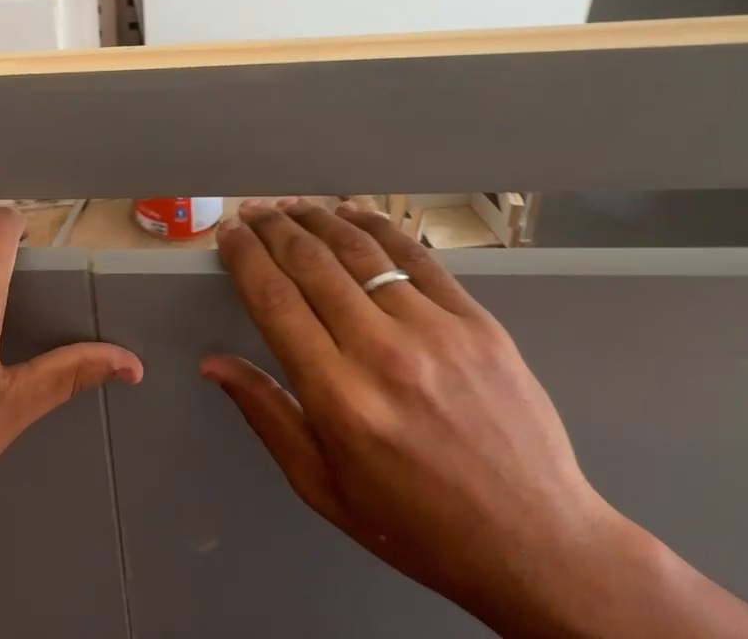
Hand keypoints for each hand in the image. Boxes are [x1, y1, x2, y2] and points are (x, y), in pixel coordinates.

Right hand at [206, 198, 747, 637]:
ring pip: (362, 250)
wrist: (534, 541)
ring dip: (318, 219)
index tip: (226, 235)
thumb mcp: (322, 486)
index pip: (274, 301)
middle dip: (272, 228)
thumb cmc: (416, 525)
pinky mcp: (477, 323)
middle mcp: (384, 354)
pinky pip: (418, 257)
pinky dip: (378, 227)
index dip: (243, 257)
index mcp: (339, 399)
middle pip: (312, 263)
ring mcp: (437, 331)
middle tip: (251, 212)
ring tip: (291, 207)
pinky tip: (353, 214)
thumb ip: (266, 414)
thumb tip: (214, 363)